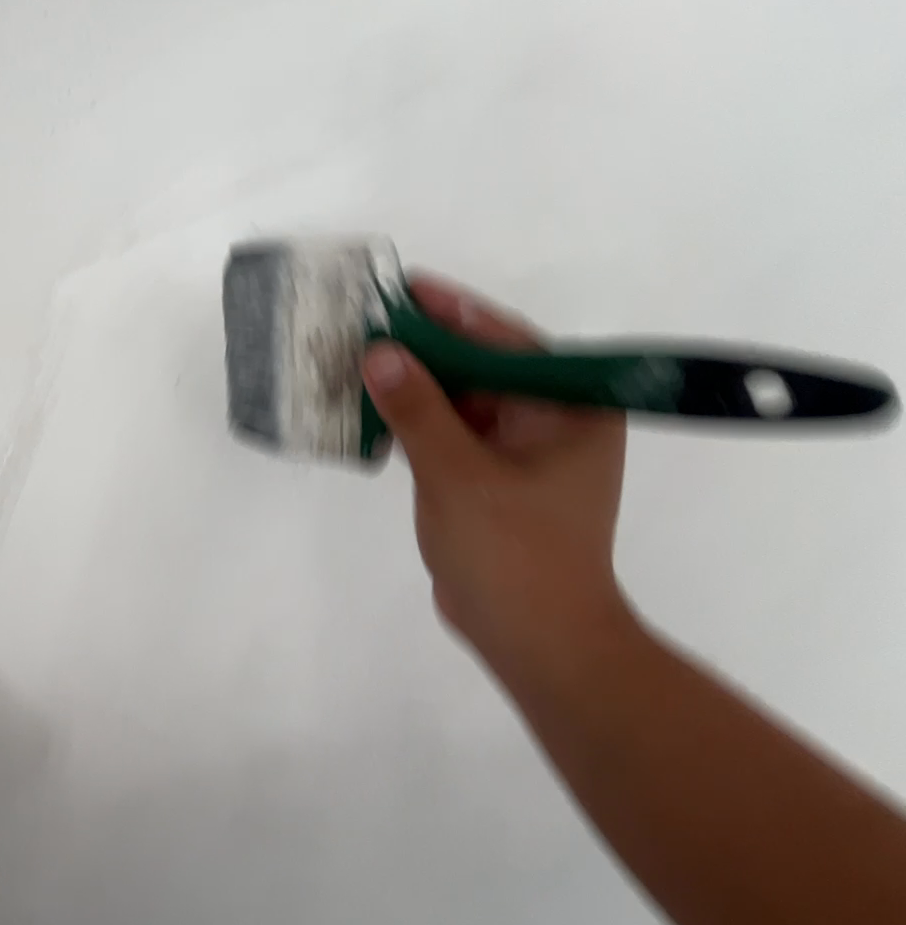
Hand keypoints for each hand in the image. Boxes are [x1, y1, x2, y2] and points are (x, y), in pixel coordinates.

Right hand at [361, 275, 637, 677]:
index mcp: (568, 409)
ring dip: (411, 385)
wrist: (531, 634)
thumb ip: (417, 410)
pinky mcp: (487, 479)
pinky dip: (411, 422)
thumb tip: (377, 353)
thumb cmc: (511, 549)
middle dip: (423, 347)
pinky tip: (367, 411)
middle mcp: (549, 421)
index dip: (452, 312)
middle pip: (481, 367)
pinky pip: (446, 434)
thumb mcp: (457, 473)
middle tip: (365, 324)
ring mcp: (518, 453)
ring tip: (356, 361)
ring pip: (459, 401)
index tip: (400, 289)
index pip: (507, 342)